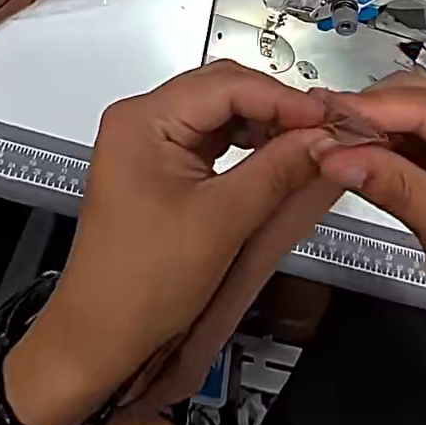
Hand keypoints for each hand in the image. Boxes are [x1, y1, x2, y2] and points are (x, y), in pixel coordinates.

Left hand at [4, 62, 327, 424]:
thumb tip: (322, 140)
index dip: (281, 100)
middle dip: (275, 106)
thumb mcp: (222, 221)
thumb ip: (278, 171)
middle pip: (223, 89)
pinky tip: (276, 155)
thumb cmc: (138, 285)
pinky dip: (248, 142)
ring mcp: (149, 139)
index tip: (323, 119)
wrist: (102, 338)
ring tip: (305, 142)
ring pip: (221, 110)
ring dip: (264, 123)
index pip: (226, 86)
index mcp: (142, 120)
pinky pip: (214, 135)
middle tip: (321, 128)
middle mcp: (141, 119)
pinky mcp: (161, 161)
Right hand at [316, 73, 425, 359]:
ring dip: (376, 130)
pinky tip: (359, 155)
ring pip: (417, 120)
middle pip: (422, 101)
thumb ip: (389, 182)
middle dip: (371, 113)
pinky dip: (390, 149)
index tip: (319, 110)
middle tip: (319, 124)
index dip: (369, 107)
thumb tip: (328, 153)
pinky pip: (422, 144)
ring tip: (331, 138)